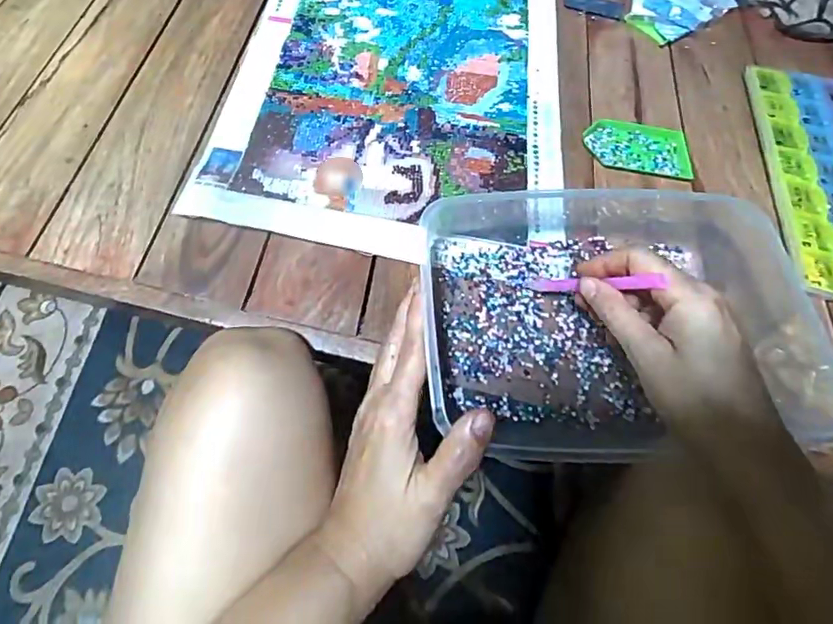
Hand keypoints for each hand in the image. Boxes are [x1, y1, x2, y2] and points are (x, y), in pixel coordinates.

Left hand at [310, 286, 492, 605]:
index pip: (410, 356)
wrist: (346, 554)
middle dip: (406, 310)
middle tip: (420, 277)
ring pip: (385, 357)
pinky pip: (383, 372)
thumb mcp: (430, 497)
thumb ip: (457, 455)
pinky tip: (402, 350)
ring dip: (399, 325)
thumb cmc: (390, 527)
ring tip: (412, 299)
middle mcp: (376, 404)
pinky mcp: (368, 423)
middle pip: (393, 347)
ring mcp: (368, 412)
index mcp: (392, 414)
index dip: (419, 318)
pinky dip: (395, 349)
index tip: (427, 285)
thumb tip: (485, 413)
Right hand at [576, 249, 778, 441]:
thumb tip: (587, 282)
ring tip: (602, 322)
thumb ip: (615, 312)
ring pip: (659, 292)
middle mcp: (704, 295)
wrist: (747, 449)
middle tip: (583, 302)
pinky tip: (629, 336)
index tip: (576, 279)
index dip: (604, 263)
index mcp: (691, 295)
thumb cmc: (693, 399)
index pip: (640, 258)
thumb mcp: (646, 355)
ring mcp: (712, 313)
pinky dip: (646, 316)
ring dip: (628, 301)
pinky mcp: (713, 332)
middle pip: (650, 272)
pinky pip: (672, 310)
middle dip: (613, 282)